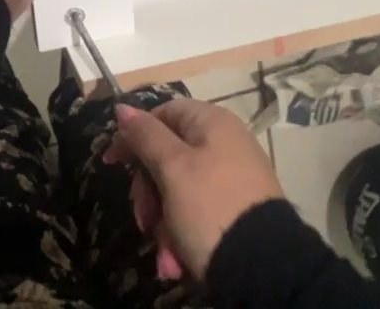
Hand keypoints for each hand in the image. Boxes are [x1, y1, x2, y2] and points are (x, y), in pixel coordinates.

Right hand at [104, 98, 284, 279]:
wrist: (266, 272)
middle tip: (143, 218)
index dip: (134, 136)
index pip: (162, 114)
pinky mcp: (237, 212)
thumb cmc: (211, 206)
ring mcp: (233, 180)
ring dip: (163, 222)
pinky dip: (182, 235)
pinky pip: (198, 214)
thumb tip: (122, 107)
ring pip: (179, 190)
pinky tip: (176, 261)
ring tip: (165, 253)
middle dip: (149, 193)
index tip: (113, 163)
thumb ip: (145, 135)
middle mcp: (225, 145)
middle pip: (168, 156)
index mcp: (212, 123)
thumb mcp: (171, 168)